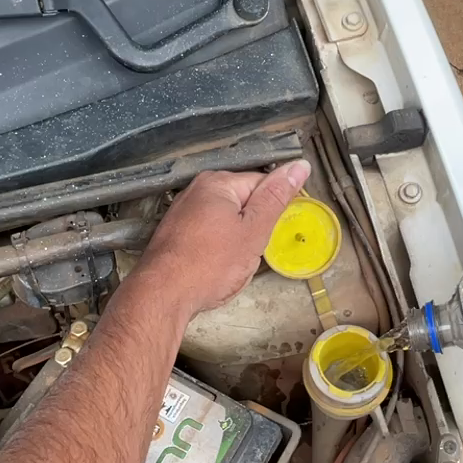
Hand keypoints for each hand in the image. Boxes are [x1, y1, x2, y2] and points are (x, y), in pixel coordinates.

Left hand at [133, 161, 311, 317]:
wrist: (163, 296)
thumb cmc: (206, 265)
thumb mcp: (254, 230)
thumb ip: (277, 197)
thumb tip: (298, 167)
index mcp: (218, 183)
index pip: (263, 184)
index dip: (272, 211)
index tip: (268, 232)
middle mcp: (197, 191)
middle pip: (244, 204)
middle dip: (252, 229)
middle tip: (247, 251)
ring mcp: (184, 212)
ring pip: (227, 223)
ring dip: (235, 242)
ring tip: (227, 262)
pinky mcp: (177, 233)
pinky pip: (209, 236)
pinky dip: (216, 250)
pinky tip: (213, 267)